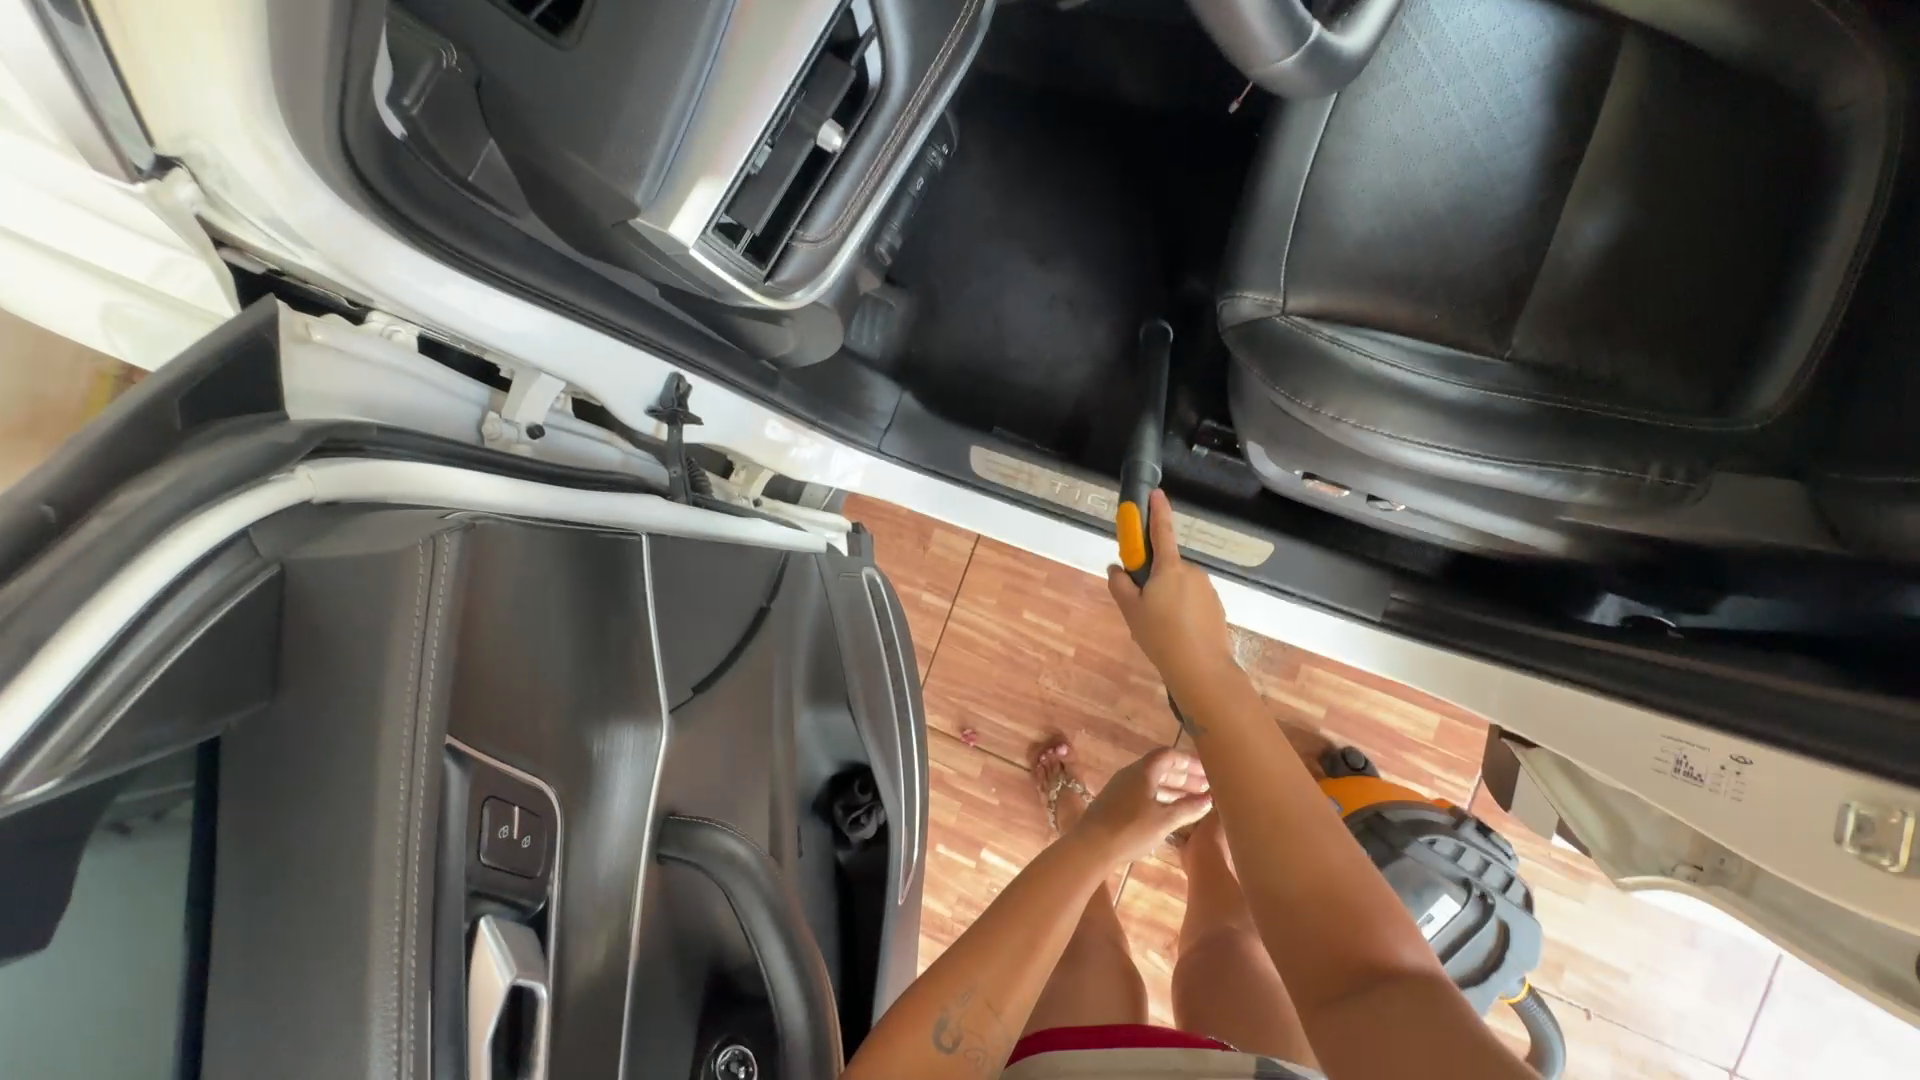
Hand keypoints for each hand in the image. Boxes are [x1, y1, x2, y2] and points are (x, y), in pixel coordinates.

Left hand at [1073, 748, 1212, 863]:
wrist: (1091, 846)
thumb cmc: (1130, 829)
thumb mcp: (1164, 820)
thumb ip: (1188, 808)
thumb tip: (1208, 799)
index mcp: (1142, 771)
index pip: (1168, 755)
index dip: (1189, 761)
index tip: (1208, 771)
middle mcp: (1131, 774)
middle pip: (1161, 768)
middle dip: (1185, 776)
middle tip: (1207, 787)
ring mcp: (1122, 789)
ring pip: (1153, 782)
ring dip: (1174, 789)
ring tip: (1196, 800)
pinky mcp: (1117, 804)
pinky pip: (1145, 794)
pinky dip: (1162, 799)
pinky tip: (1172, 812)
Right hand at [1107, 490, 1236, 699]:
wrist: (1201, 668)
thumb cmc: (1160, 635)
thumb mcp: (1130, 610)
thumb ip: (1120, 585)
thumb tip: (1117, 569)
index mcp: (1169, 567)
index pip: (1161, 531)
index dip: (1157, 510)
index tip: (1156, 493)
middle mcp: (1191, 571)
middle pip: (1166, 566)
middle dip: (1153, 579)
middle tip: (1141, 607)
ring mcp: (1206, 589)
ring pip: (1178, 586)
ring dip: (1167, 597)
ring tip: (1159, 627)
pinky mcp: (1215, 607)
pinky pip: (1191, 601)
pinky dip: (1181, 611)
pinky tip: (1175, 633)